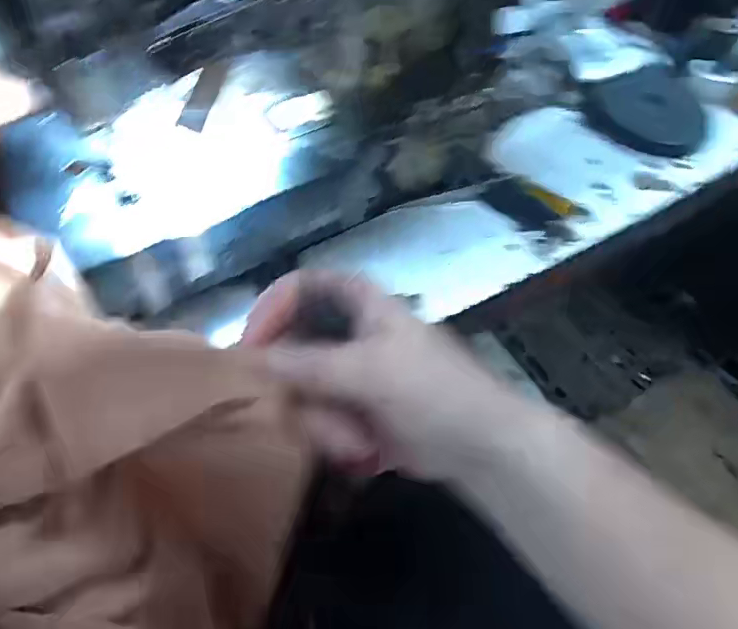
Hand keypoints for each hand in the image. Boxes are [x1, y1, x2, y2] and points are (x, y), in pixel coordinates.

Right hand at [242, 271, 510, 481]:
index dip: (271, 309)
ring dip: (321, 421)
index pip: (297, 286)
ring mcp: (345, 369)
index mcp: (355, 300)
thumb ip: (309, 364)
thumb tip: (252, 358)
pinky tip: (363, 451)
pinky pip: (316, 415)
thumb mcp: (371, 371)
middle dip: (296, 386)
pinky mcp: (349, 406)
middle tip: (297, 411)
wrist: (485, 450)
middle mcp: (344, 328)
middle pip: (289, 342)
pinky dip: (332, 436)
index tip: (253, 345)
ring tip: (354, 442)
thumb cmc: (434, 391)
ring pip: (299, 387)